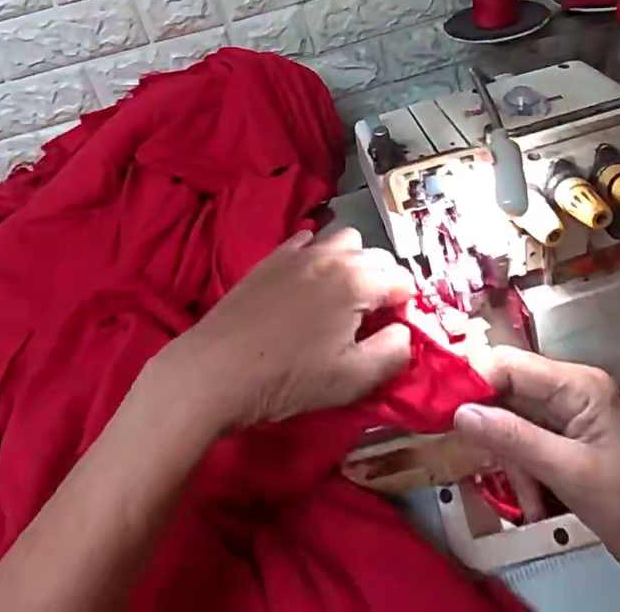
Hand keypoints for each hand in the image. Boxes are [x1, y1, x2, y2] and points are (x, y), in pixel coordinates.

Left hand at [154, 227, 415, 432]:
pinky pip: (307, 240)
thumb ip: (394, 352)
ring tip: (341, 296)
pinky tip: (307, 281)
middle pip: (378, 256)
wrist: (214, 370)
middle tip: (368, 320)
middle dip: (384, 281)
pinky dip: (318, 253)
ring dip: (354, 261)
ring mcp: (300, 252)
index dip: (404, 307)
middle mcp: (334, 256)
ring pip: (345, 239)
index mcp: (359, 281)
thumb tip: (404, 331)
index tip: (390, 332)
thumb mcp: (352, 379)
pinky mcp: (273, 257)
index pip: (403, 281)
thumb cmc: (287, 378)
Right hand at [453, 348, 619, 611]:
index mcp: (580, 384)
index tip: (440, 406)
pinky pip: (533, 445)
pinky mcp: (574, 441)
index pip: (512, 364)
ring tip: (528, 503)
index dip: (474, 380)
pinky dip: (527, 473)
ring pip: (518, 425)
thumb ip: (514, 439)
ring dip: (513, 463)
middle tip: (480, 465)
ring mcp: (574, 417)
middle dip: (496, 434)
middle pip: (511, 394)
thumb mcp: (572, 475)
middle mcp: (574, 390)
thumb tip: (460, 410)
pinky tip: (536, 504)